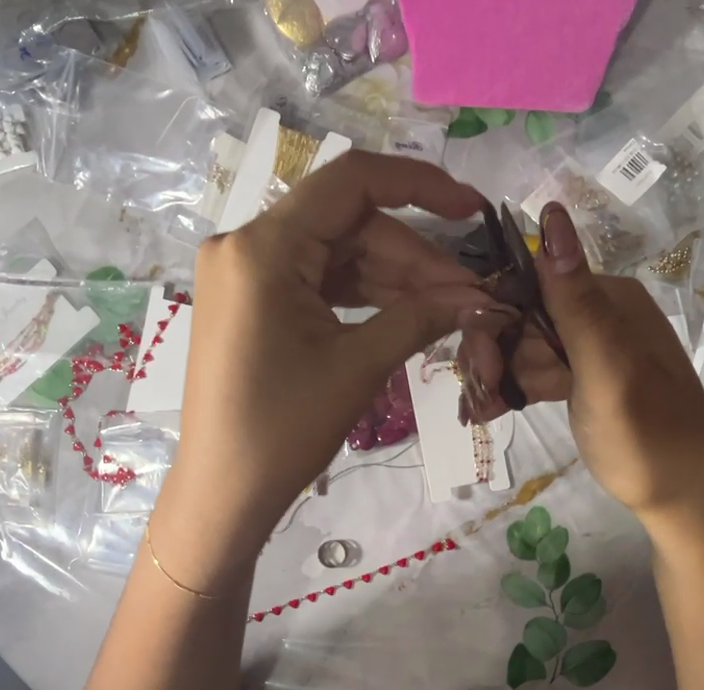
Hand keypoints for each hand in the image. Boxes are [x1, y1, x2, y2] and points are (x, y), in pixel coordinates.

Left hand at [151, 151, 492, 589]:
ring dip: (390, 279)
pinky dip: (358, 296)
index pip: (351, 182)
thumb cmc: (284, 430)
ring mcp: (242, 276)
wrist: (224, 492)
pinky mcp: (247, 305)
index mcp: (263, 246)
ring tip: (447, 309)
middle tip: (468, 293)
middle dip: (411, 256)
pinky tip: (405, 314)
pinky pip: (312, 282)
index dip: (420, 186)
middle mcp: (245, 245)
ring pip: (333, 255)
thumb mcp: (357, 366)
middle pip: (346, 224)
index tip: (472, 210)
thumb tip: (479, 297)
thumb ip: (419, 318)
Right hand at [456, 204, 703, 520]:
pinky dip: (513, 390)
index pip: (532, 285)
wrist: (682, 498)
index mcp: (610, 300)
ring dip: (497, 376)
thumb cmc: (646, 437)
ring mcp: (593, 351)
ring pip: (525, 348)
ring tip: (480, 412)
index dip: (495, 318)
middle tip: (480, 399)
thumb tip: (550, 214)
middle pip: (524, 317)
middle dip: (494, 353)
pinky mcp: (586, 381)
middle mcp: (601, 316)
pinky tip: (490, 411)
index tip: (478, 362)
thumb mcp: (607, 369)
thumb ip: (575, 301)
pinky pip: (538, 373)